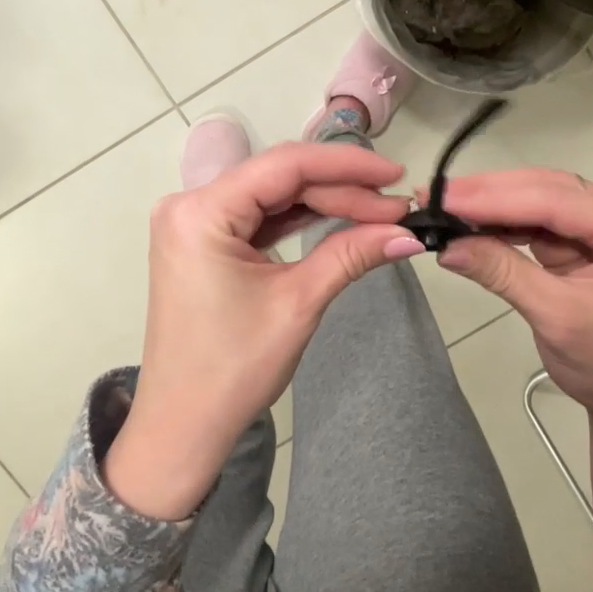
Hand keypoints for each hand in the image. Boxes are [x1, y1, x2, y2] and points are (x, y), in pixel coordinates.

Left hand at [105, 142, 422, 518]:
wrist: (183, 426)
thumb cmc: (233, 369)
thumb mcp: (297, 303)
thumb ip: (351, 254)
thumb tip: (409, 233)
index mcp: (201, 211)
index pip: (285, 165)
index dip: (346, 165)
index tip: (395, 173)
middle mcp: (190, 204)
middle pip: (280, 178)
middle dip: (341, 189)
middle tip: (397, 206)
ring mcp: (196, 223)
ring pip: (273, 196)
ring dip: (326, 202)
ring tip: (381, 211)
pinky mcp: (205, 242)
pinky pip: (260, 217)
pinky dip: (300, 220)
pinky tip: (343, 219)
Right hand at [435, 169, 592, 426]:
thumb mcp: (557, 318)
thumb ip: (503, 273)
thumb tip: (445, 246)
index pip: (558, 200)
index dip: (498, 196)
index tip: (445, 196)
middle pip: (548, 189)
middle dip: (490, 193)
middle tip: (435, 194)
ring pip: (537, 199)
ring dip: (491, 204)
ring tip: (443, 204)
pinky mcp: (581, 239)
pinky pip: (535, 220)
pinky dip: (501, 222)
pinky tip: (468, 221)